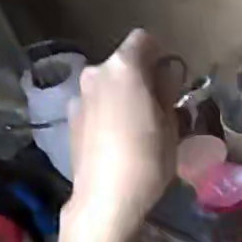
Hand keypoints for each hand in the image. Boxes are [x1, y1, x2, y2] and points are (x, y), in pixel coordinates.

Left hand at [62, 29, 175, 241]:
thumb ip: (167, 94)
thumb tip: (166, 77)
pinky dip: (107, 117)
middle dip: (140, 80)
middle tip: (157, 110)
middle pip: (123, 65)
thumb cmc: (147, 162)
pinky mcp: (70, 122)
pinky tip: (117, 144)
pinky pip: (95, 109)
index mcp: (124, 67)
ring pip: (107, 88)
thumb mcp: (171, 128)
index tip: (171, 81)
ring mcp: (79, 98)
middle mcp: (95, 73)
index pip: (145, 40)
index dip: (161, 57)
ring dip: (122, 99)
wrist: (105, 200)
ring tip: (136, 131)